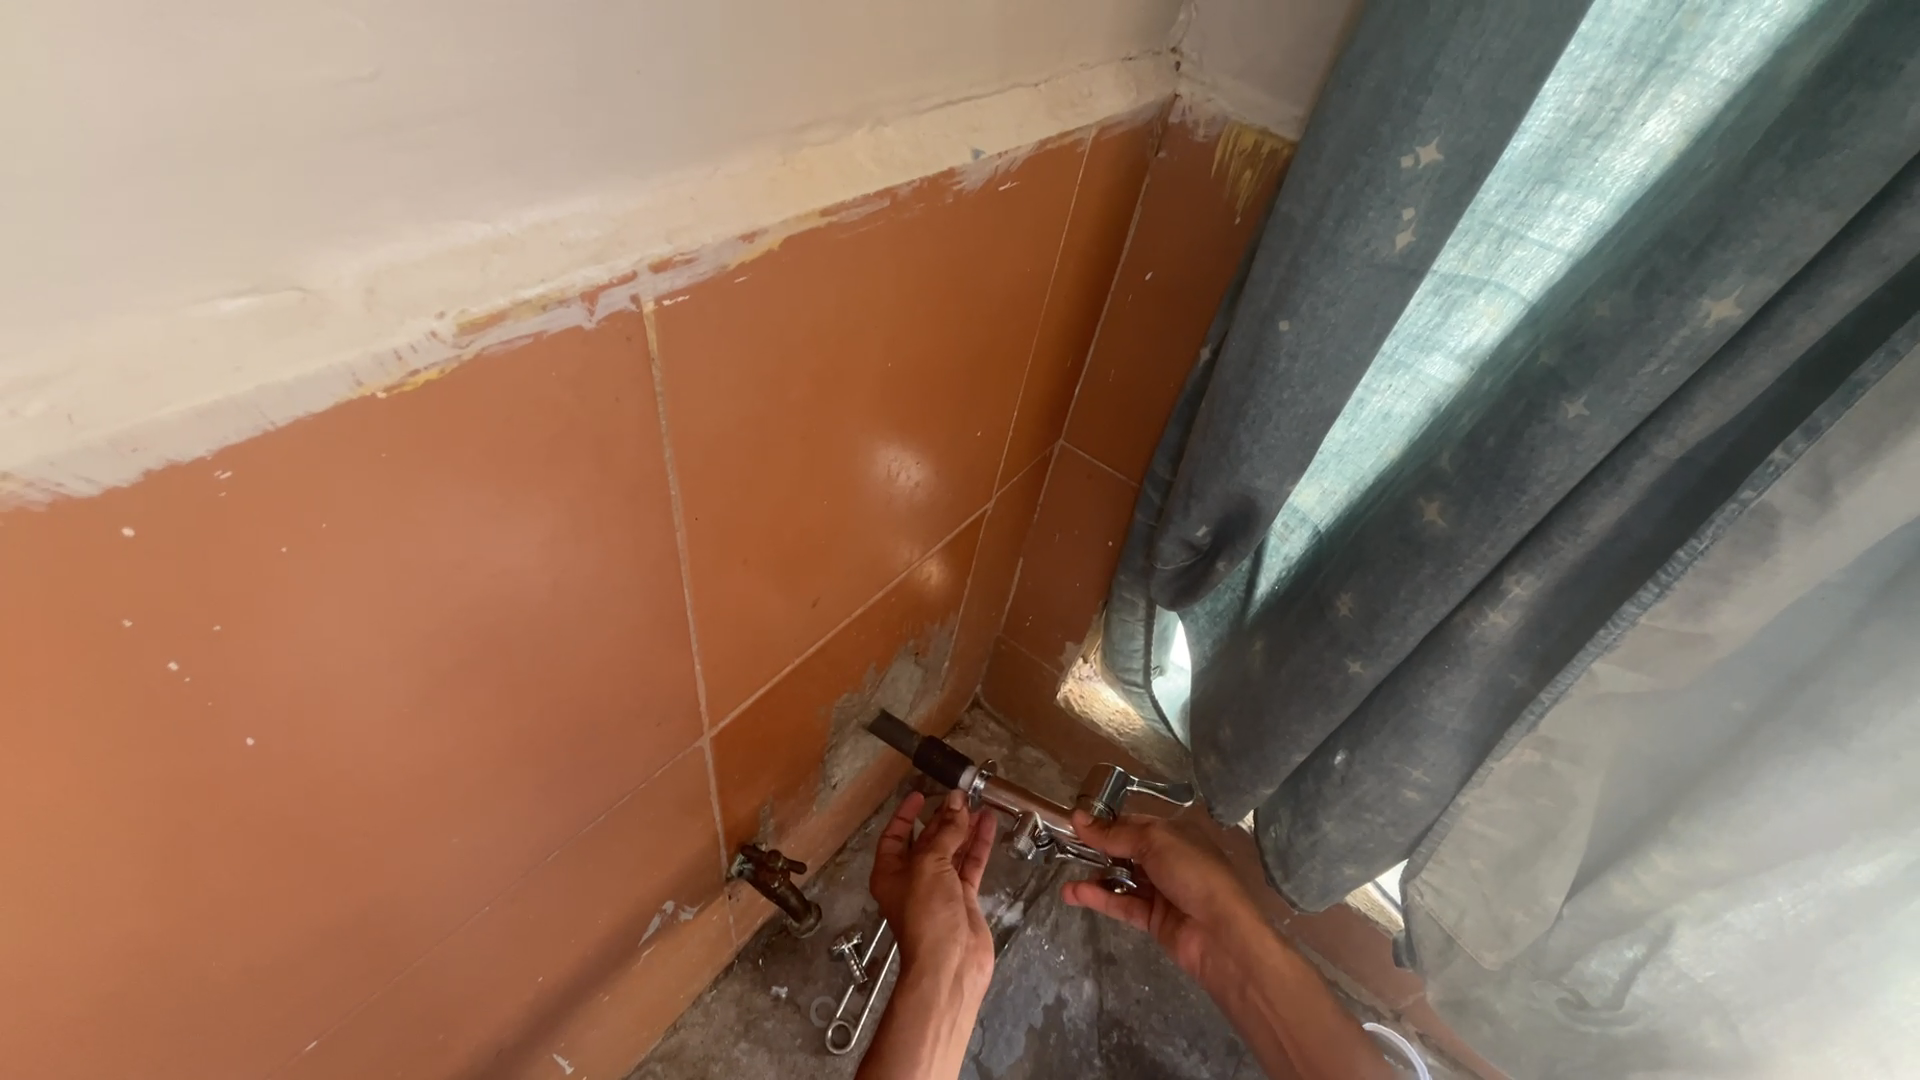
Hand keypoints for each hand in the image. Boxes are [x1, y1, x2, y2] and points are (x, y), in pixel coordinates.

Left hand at [857, 790, 997, 1079]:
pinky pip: (970, 864)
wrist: (949, 965)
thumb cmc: (927, 915)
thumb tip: (957, 802)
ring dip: (964, 828)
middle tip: (960, 795)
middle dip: (942, 818)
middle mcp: (913, 879)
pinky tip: (988, 825)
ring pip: (952, 850)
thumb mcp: (930, 865)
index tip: (921, 794)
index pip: (896, 835)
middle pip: (927, 840)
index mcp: (891, 871)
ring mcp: (940, 889)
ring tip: (978, 803)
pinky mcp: (963, 899)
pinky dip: (979, 844)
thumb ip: (946, 832)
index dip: (906, 814)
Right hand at [1060, 810, 1261, 986]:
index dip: (1106, 823)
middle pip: (1126, 850)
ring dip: (1094, 875)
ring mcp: (1160, 891)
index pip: (1134, 823)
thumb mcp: (1154, 842)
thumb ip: (1114, 834)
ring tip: (1064, 871)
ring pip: (1121, 877)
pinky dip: (1098, 897)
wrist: (1222, 935)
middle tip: (1065, 845)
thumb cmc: (1194, 874)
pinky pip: (1121, 903)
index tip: (1076, 823)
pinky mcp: (1152, 919)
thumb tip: (1078, 818)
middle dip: (1098, 848)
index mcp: (1175, 834)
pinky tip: (1074, 893)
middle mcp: (1168, 859)